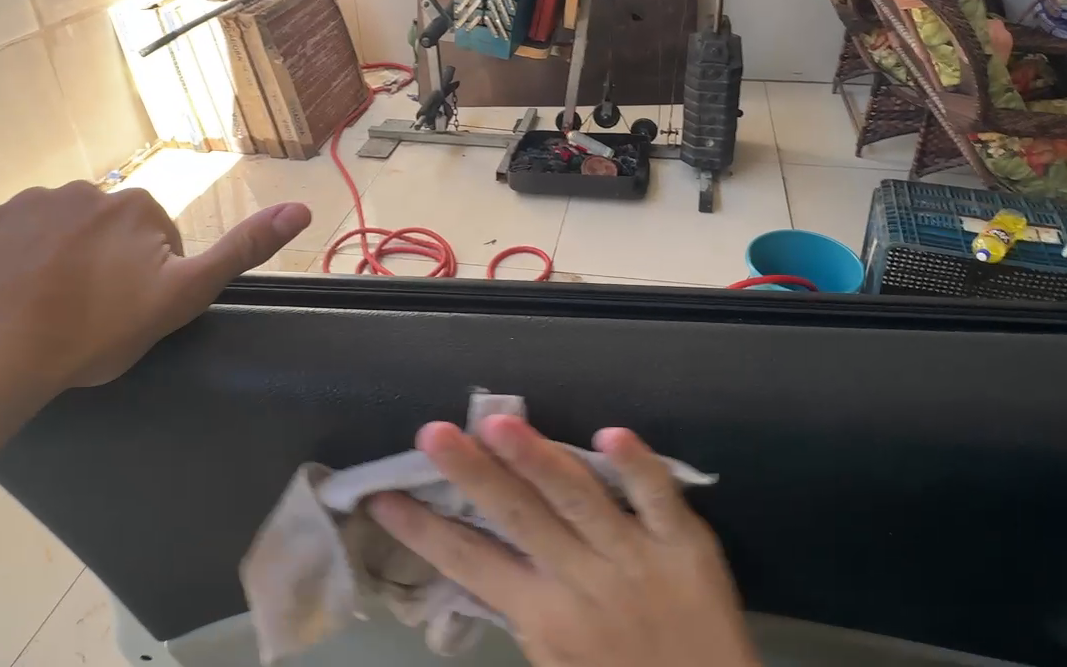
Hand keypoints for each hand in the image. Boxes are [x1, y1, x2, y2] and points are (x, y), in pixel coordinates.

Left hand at [0, 181, 309, 413]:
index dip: (152, 279)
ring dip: (66, 260)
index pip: (158, 239)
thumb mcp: (183, 296)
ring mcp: (27, 204)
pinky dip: (22, 259)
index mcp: (136, 205)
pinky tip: (16, 297)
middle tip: (92, 316)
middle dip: (110, 265)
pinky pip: (17, 235)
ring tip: (51, 310)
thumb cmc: (94, 332)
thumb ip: (243, 250)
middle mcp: (84, 189)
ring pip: (65, 232)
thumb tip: (303, 206)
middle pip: (112, 231)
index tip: (131, 312)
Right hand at [367, 415, 758, 666]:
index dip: (423, 530)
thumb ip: (523, 604)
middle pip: (517, 517)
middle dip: (472, 474)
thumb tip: (482, 552)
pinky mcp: (684, 543)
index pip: (470, 563)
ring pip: (577, 498)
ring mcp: (633, 556)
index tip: (382, 497)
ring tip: (498, 424)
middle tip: (432, 433)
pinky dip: (638, 466)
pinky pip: (658, 499)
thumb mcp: (555, 657)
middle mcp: (579, 579)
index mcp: (542, 613)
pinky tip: (612, 433)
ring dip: (536, 459)